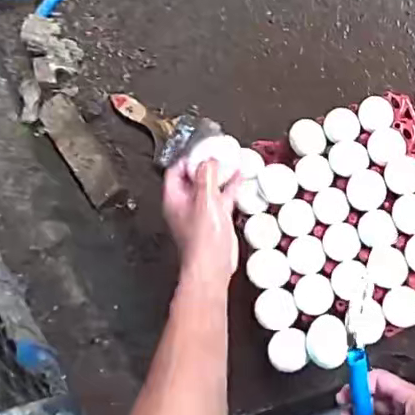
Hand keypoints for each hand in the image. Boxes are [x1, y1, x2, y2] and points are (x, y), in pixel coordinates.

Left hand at [163, 158, 237, 280]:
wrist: (213, 266)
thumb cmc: (202, 242)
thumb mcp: (205, 201)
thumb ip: (206, 178)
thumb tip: (207, 161)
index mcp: (175, 199)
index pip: (176, 170)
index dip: (188, 158)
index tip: (201, 148)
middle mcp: (185, 204)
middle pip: (193, 176)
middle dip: (205, 163)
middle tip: (217, 150)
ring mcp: (201, 211)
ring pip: (208, 185)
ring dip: (219, 173)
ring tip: (230, 159)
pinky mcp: (215, 219)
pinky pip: (222, 196)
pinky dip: (229, 186)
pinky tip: (239, 177)